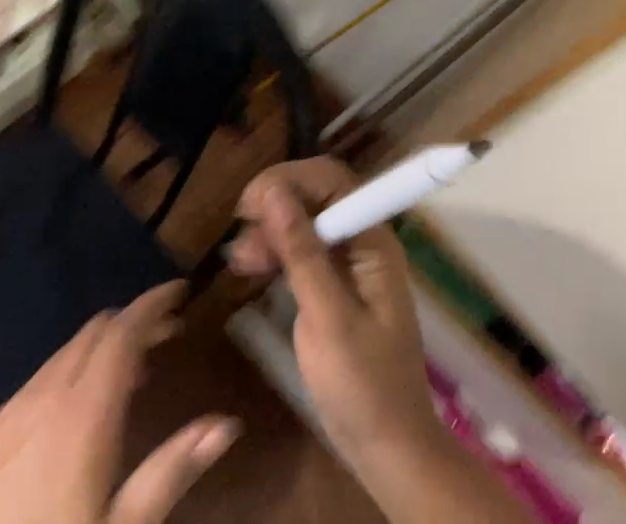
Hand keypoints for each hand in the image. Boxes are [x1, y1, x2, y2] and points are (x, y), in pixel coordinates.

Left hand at [0, 281, 241, 523]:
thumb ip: (172, 470)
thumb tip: (224, 426)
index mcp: (83, 413)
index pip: (121, 334)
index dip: (151, 305)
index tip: (179, 289)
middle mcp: (44, 396)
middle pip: (92, 334)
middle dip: (132, 322)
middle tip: (170, 332)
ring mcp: (11, 409)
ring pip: (64, 352)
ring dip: (101, 347)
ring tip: (137, 368)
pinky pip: (39, 377)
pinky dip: (71, 369)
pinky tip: (82, 402)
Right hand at [227, 158, 443, 472]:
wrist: (386, 446)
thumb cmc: (363, 384)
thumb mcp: (328, 318)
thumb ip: (303, 253)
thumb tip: (274, 193)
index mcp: (374, 244)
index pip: (333, 182)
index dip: (290, 180)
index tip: (250, 204)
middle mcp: (362, 245)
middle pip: (316, 196)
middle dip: (275, 204)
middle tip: (239, 229)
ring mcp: (347, 266)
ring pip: (303, 223)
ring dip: (269, 231)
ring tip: (239, 259)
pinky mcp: (331, 287)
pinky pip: (300, 252)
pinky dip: (274, 253)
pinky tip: (249, 266)